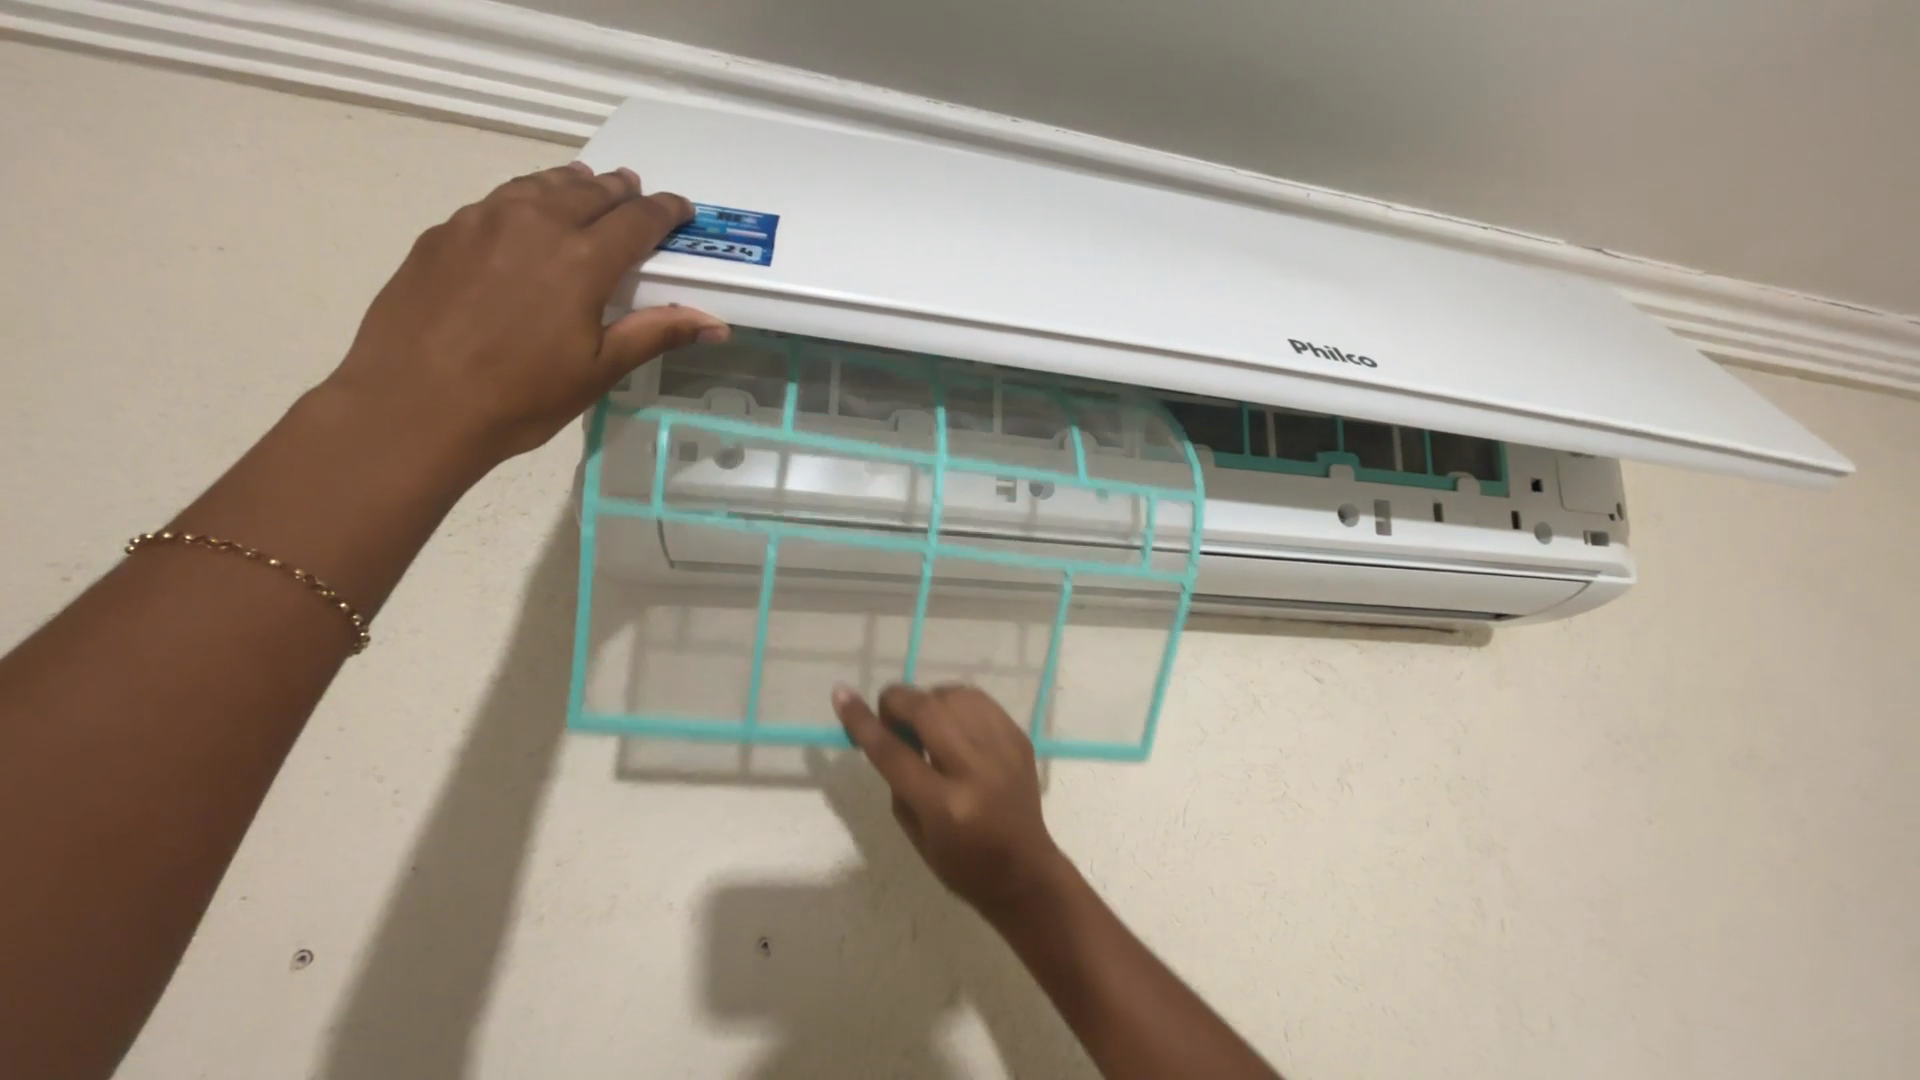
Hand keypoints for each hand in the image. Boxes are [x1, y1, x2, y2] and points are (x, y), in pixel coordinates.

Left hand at [324, 161, 727, 473]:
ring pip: (538, 185)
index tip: (682, 209)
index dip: (665, 211)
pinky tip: (526, 217)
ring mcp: (481, 221)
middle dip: (620, 191)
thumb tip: (718, 324)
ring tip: (587, 185)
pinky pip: (497, 201)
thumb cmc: (520, 397)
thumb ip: (657, 333)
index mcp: (582, 259)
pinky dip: (526, 198)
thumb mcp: (599, 369)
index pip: (637, 220)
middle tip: (636, 192)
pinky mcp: (443, 234)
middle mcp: (534, 224)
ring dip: (572, 183)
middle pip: (588, 191)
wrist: (413, 405)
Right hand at [834, 682, 1071, 918]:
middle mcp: (975, 770)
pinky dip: (957, 704)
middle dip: (897, 702)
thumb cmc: (962, 864)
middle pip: (927, 710)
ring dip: (929, 701)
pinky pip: (979, 700)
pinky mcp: (1018, 738)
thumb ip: (897, 777)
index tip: (841, 695)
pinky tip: (953, 725)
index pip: (893, 751)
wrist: (1026, 871)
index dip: (862, 721)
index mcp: (944, 804)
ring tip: (926, 725)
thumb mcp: (915, 830)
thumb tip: (884, 728)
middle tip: (892, 719)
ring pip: (955, 696)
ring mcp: (1002, 750)